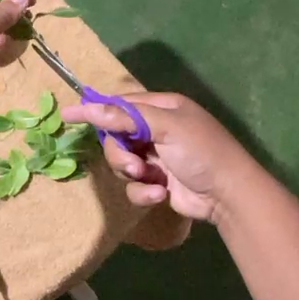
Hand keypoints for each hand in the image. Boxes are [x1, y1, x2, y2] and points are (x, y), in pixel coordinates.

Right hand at [61, 93, 259, 224]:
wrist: (229, 194)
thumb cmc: (201, 152)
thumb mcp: (165, 127)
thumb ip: (126, 117)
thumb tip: (89, 106)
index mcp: (163, 107)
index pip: (120, 104)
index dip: (96, 110)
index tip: (69, 115)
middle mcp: (158, 129)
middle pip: (117, 136)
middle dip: (120, 153)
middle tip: (134, 165)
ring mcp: (157, 156)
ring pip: (122, 162)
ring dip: (131, 173)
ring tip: (149, 179)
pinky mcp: (157, 182)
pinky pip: (133, 184)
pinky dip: (142, 191)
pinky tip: (158, 194)